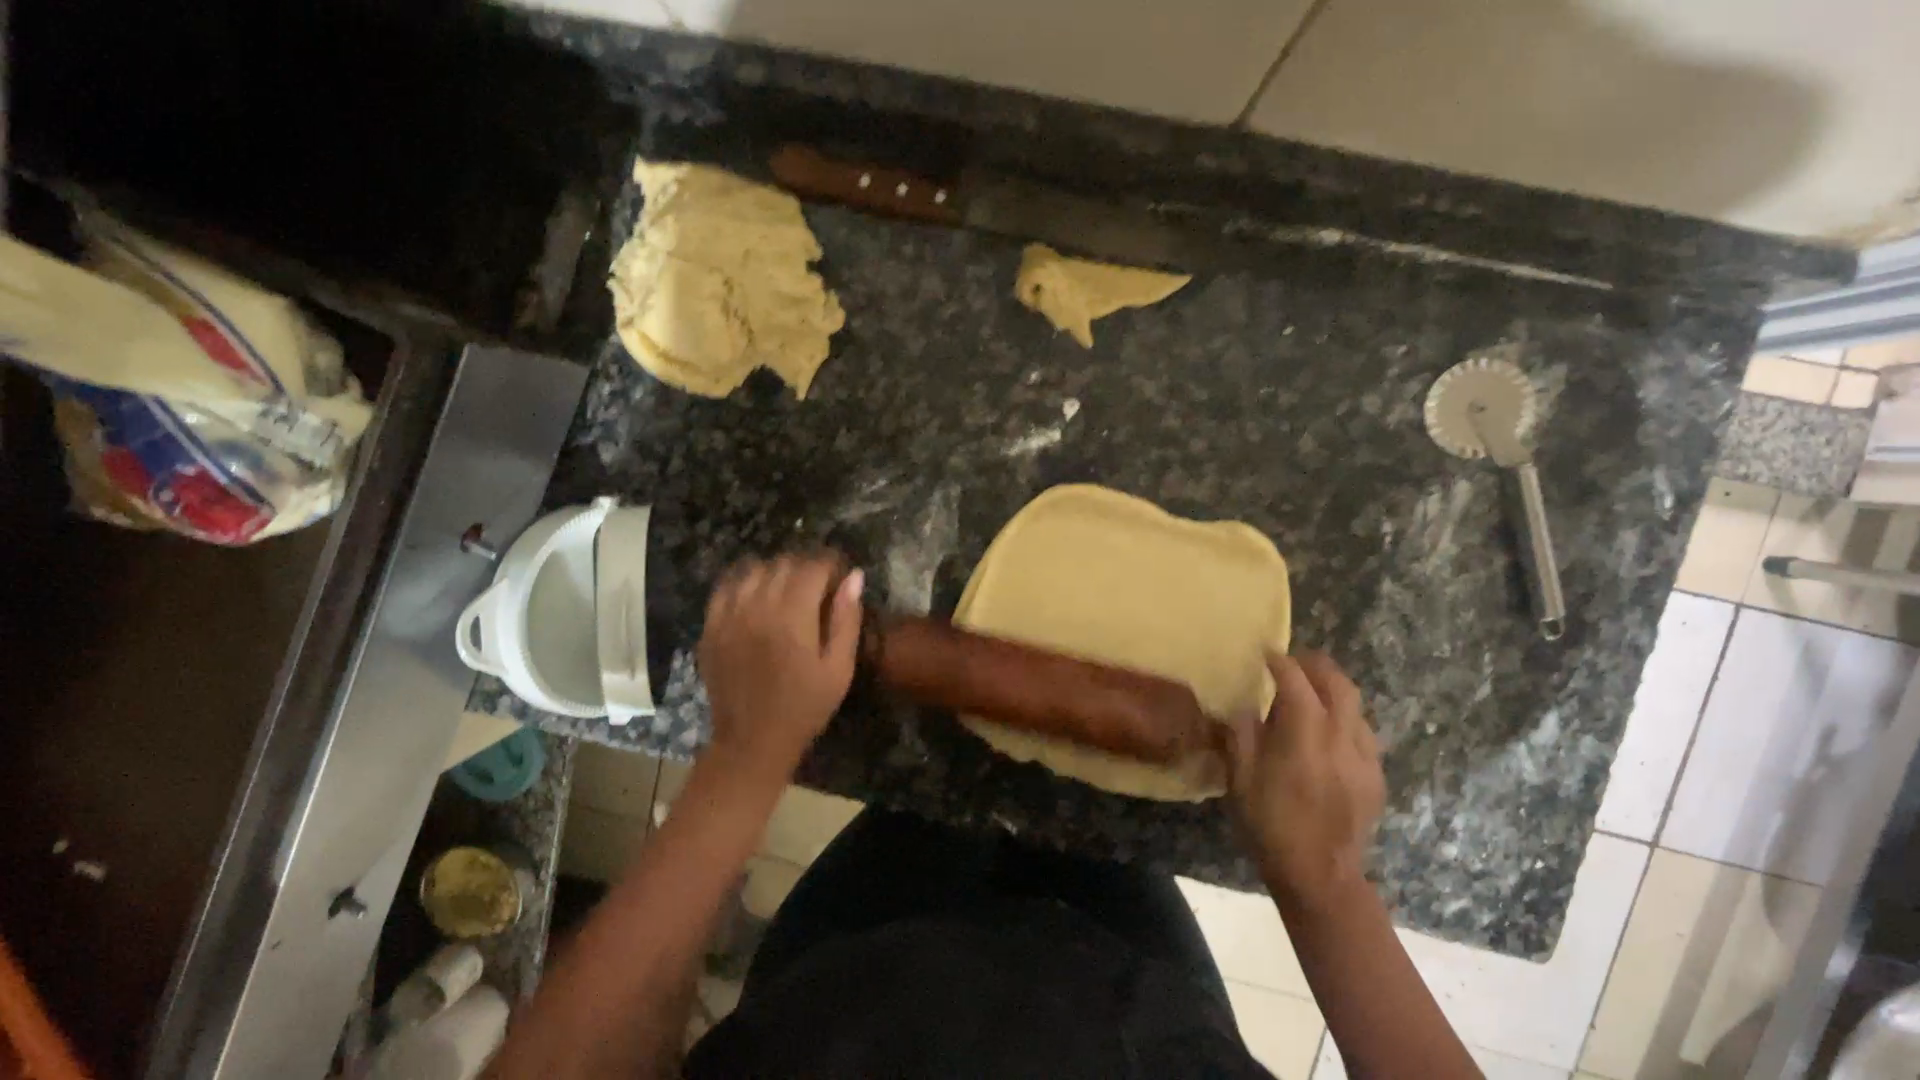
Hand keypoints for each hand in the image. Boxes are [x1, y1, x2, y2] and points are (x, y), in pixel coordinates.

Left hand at [697, 554, 864, 780]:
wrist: (752, 741)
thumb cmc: (805, 707)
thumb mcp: (839, 669)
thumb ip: (847, 619)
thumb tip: (854, 577)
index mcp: (792, 617)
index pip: (813, 566)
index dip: (831, 565)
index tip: (841, 576)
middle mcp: (757, 607)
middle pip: (783, 564)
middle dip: (806, 567)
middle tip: (819, 586)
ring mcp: (728, 615)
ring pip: (754, 569)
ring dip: (776, 572)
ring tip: (788, 590)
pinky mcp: (710, 627)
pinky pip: (725, 587)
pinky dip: (744, 582)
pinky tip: (756, 595)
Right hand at [1221, 651, 1385, 909]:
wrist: (1320, 876)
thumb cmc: (1271, 827)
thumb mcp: (1241, 781)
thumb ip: (1242, 737)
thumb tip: (1245, 708)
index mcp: (1305, 738)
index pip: (1296, 683)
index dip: (1280, 663)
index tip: (1265, 653)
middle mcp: (1342, 739)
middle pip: (1338, 684)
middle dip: (1316, 665)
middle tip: (1295, 661)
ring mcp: (1365, 758)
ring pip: (1356, 706)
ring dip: (1334, 690)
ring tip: (1313, 692)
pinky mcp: (1376, 777)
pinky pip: (1363, 733)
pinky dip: (1346, 719)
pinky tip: (1330, 732)